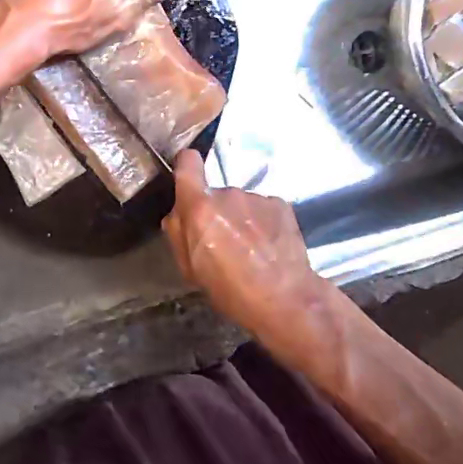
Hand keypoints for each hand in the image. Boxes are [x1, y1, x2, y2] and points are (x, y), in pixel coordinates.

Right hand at [163, 150, 330, 337]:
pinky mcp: (280, 204)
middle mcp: (228, 194)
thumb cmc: (231, 290)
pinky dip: (263, 224)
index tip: (188, 176)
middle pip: (216, 196)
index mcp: (200, 208)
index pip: (187, 165)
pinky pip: (263, 210)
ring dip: (242, 220)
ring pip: (241, 205)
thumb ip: (178, 234)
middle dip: (217, 214)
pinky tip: (269, 248)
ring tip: (252, 251)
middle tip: (225, 244)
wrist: (285, 299)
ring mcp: (257, 198)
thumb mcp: (191, 269)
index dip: (186, 167)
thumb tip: (178, 214)